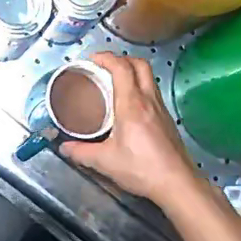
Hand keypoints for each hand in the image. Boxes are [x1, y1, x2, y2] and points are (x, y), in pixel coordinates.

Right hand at [59, 53, 200, 204]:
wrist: (176, 183)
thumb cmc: (141, 169)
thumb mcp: (105, 162)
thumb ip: (81, 152)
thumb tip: (64, 147)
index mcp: (132, 104)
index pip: (121, 67)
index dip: (106, 57)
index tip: (92, 60)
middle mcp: (149, 100)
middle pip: (140, 64)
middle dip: (121, 59)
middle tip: (104, 68)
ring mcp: (161, 109)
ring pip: (149, 77)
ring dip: (132, 72)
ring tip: (115, 83)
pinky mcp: (167, 119)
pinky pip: (153, 92)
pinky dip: (140, 88)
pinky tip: (129, 105)